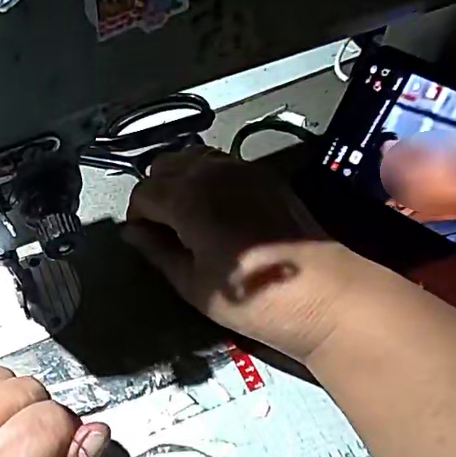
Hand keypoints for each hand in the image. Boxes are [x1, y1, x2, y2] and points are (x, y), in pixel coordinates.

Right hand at [123, 147, 362, 360]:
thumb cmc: (253, 299)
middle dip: (157, 192)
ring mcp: (243, 168)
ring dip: (182, 180)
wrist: (323, 293)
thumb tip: (132, 233)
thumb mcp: (194, 285)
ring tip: (189, 218)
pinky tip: (218, 210)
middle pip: (166, 165)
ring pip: (195, 158)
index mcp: (189, 197)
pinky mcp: (266, 175)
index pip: (144, 191)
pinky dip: (209, 178)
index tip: (145, 239)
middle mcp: (214, 171)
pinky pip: (224, 164)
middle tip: (164, 228)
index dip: (137, 216)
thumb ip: (158, 252)